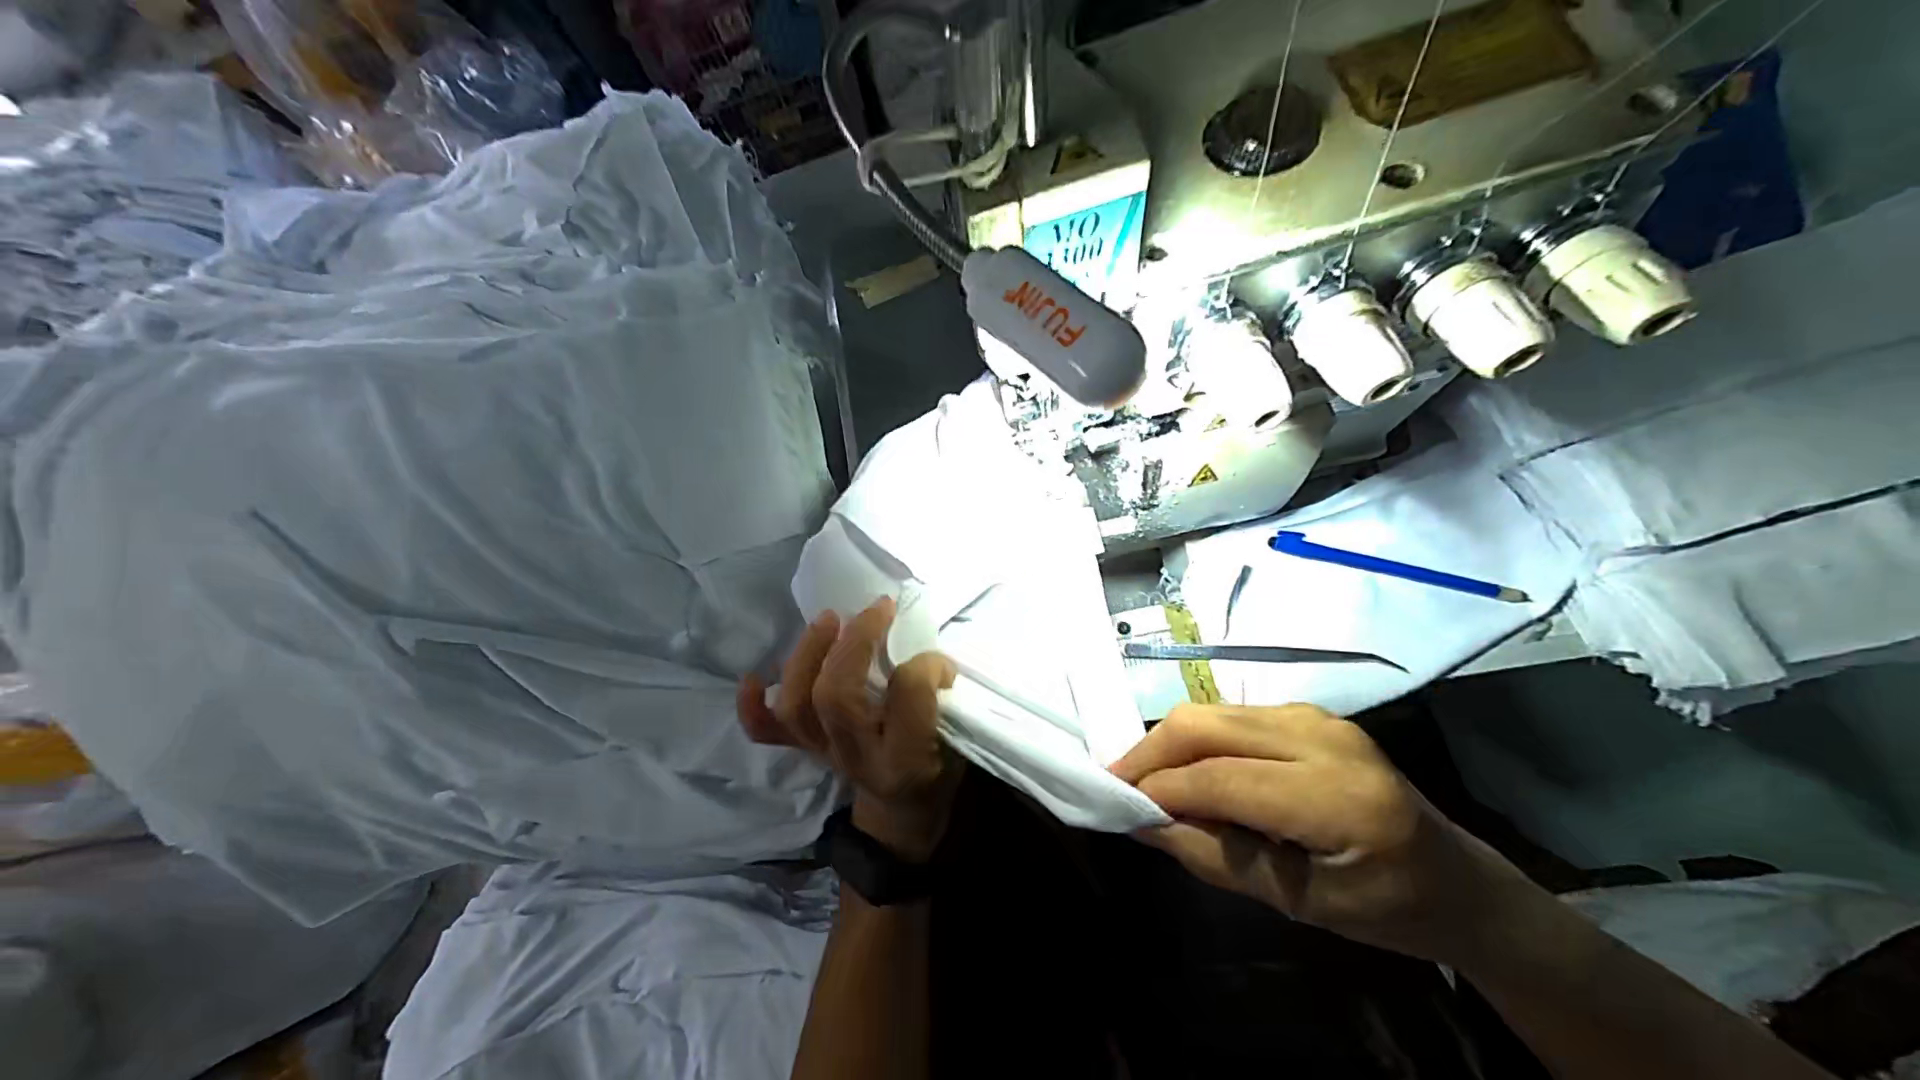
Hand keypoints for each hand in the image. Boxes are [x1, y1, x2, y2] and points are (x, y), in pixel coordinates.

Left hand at [738, 597, 960, 861]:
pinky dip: (752, 705)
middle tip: (876, 610)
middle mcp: (856, 757)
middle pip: (835, 696)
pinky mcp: (805, 749)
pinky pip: (766, 731)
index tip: (940, 661)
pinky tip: (754, 677)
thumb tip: (926, 656)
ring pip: (796, 704)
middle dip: (853, 643)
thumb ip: (943, 700)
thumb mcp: (958, 740)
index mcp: (906, 759)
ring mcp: (824, 753)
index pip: (907, 695)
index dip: (926, 665)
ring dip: (808, 654)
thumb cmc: (940, 769)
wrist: (905, 814)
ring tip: (829, 619)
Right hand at [1110, 703, 1543, 965]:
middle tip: (1118, 784)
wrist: (1460, 882)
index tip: (1116, 804)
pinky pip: (1232, 716)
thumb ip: (1213, 857)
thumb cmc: (1388, 910)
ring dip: (1170, 743)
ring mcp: (1316, 717)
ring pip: (1212, 712)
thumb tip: (1142, 823)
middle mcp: (1323, 738)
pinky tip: (1189, 770)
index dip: (1160, 789)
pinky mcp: (1308, 713)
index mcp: (1336, 796)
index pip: (1221, 778)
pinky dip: (1198, 739)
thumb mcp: (1298, 903)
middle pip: (1206, 724)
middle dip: (1151, 752)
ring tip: (1147, 780)